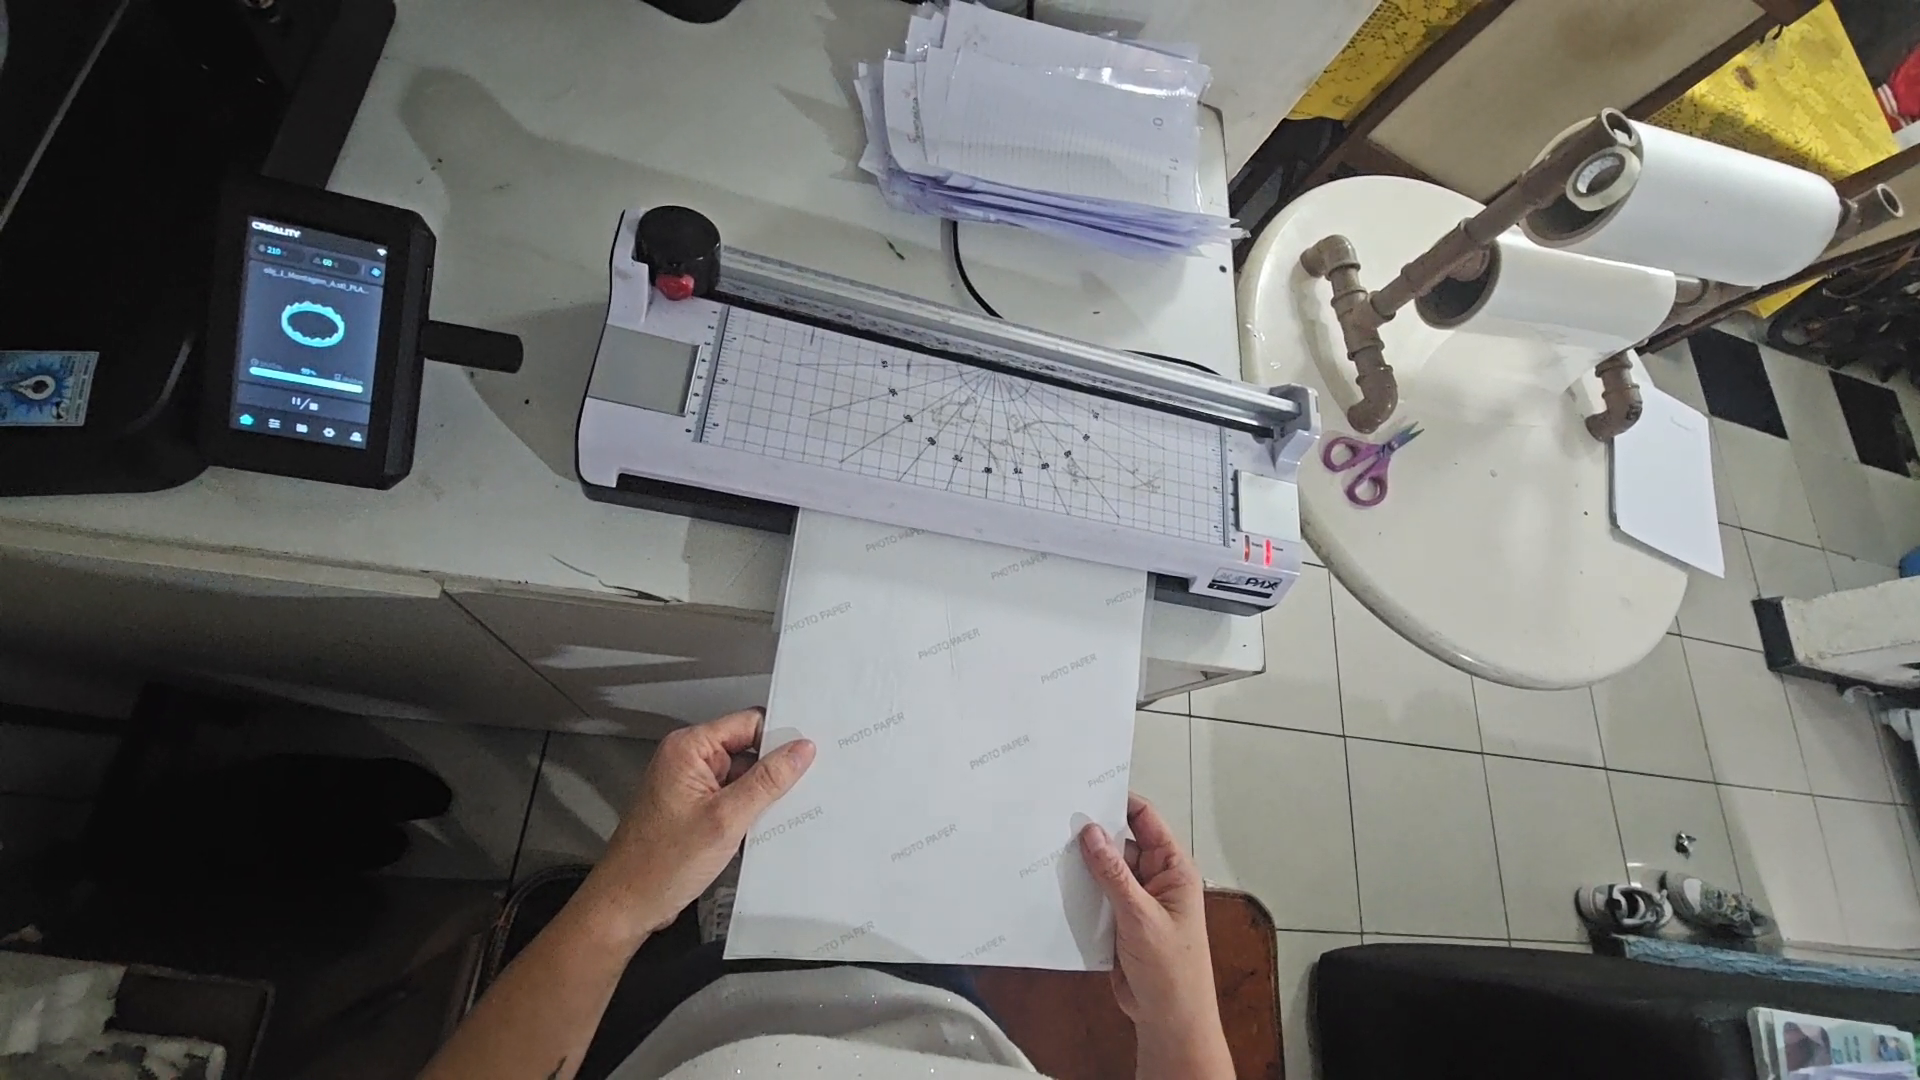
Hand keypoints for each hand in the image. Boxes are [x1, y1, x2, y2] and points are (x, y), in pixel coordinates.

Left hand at [574, 708, 815, 942]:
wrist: (624, 909)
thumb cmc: (663, 863)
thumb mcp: (726, 819)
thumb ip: (767, 780)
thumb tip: (803, 748)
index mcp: (689, 747)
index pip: (749, 723)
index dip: (779, 738)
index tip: (809, 756)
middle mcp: (688, 758)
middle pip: (747, 747)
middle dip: (773, 768)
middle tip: (808, 784)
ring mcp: (690, 784)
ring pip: (743, 774)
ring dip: (762, 792)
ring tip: (790, 808)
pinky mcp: (694, 807)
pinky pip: (732, 795)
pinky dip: (749, 808)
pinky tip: (767, 824)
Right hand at [1079, 793, 1232, 1077]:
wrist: (1168, 1022)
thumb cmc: (1170, 969)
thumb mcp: (1141, 916)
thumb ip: (1113, 873)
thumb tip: (1090, 830)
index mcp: (1171, 868)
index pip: (1145, 819)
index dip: (1118, 801)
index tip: (1085, 788)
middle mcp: (1153, 876)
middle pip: (1120, 841)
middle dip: (1092, 831)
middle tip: (1055, 814)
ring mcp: (1135, 897)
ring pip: (1104, 867)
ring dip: (1082, 861)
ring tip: (1046, 842)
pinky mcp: (1117, 918)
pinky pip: (1095, 892)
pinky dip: (1078, 886)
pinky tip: (1052, 878)